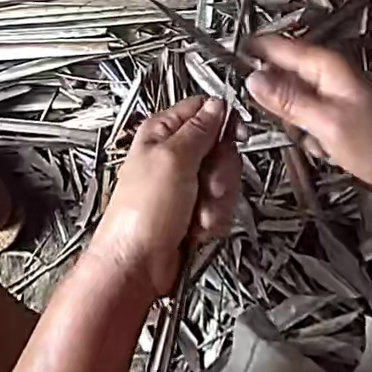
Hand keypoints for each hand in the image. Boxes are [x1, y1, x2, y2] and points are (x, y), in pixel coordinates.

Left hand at [91, 97, 239, 296]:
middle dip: (220, 172)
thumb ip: (199, 129)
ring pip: (224, 179)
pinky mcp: (194, 210)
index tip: (235, 137)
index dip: (224, 122)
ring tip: (198, 212)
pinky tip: (196, 228)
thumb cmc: (141, 213)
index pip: (203, 110)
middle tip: (207, 185)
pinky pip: (221, 206)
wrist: (137, 267)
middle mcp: (174, 155)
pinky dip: (213, 219)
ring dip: (217, 201)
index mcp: (163, 132)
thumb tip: (217, 104)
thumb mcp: (174, 159)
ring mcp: (185, 184)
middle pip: (220, 147)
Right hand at [245, 37, 371, 195]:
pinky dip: (309, 130)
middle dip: (275, 98)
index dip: (250, 53)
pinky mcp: (339, 109)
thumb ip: (286, 99)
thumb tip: (251, 77)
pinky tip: (324, 146)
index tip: (227, 66)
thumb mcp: (325, 123)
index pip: (275, 45)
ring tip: (313, 138)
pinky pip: (308, 113)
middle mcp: (328, 70)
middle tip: (284, 121)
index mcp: (325, 64)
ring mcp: (334, 89)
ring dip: (293, 119)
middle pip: (281, 72)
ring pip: (293, 96)